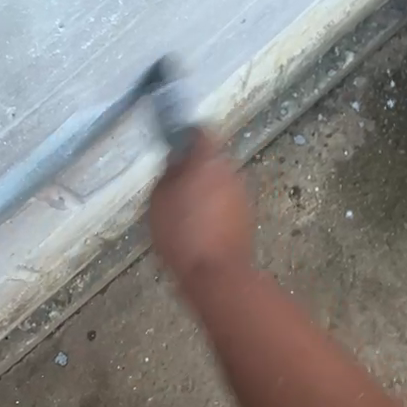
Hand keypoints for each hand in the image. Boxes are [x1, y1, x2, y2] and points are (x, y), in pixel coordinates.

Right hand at [149, 130, 254, 283]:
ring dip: (204, 189)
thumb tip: (177, 161)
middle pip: (212, 159)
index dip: (185, 136)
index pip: (200, 132)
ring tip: (183, 209)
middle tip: (173, 183)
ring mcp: (242, 195)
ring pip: (220, 182)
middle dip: (195, 167)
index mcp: (208, 161)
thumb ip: (168, 173)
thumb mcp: (158, 199)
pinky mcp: (247, 217)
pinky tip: (197, 226)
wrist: (216, 274)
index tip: (173, 145)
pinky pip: (226, 203)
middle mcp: (231, 171)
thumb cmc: (182, 233)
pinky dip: (213, 208)